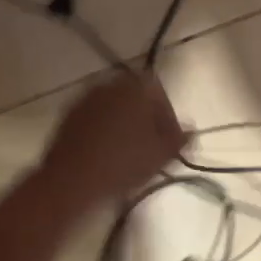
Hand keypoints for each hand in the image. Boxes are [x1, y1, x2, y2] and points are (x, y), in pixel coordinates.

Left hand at [39, 71, 187, 204]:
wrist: (72, 177)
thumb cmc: (122, 163)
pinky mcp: (69, 112)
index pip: (160, 92)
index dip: (168, 116)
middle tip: (151, 145)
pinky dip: (104, 127)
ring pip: (114, 105)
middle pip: (136, 96)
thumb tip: (191, 132)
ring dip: (124, 122)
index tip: (170, 140)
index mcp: (136, 85)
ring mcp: (87, 95)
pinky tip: (107, 151)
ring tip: (130, 150)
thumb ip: (178, 140)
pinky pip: (95, 115)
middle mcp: (111, 82)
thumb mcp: (159, 156)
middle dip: (146, 117)